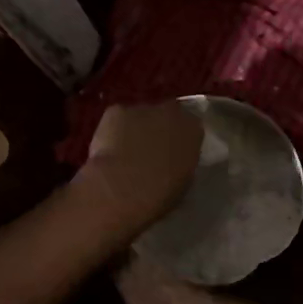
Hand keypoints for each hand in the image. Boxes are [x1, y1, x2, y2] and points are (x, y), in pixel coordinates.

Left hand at [78, 101, 204, 233]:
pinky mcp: (116, 111)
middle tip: (150, 149)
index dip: (180, 139)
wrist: (121, 190)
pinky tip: (109, 148)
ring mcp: (142, 108)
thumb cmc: (158, 195)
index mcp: (193, 130)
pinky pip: (118, 118)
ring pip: (141, 116)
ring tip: (126, 151)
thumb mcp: (183, 182)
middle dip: (160, 128)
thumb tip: (175, 160)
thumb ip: (182, 162)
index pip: (191, 127)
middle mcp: (171, 112)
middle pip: (168, 114)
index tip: (174, 153)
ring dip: (137, 128)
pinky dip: (115, 129)